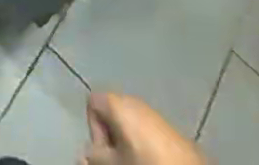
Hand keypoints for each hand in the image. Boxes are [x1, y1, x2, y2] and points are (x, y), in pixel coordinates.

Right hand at [81, 93, 206, 164]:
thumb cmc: (145, 162)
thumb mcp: (114, 162)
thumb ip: (94, 156)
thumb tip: (85, 154)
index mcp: (117, 102)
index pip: (91, 103)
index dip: (93, 128)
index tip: (106, 152)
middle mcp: (135, 101)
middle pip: (112, 114)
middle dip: (111, 138)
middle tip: (118, 160)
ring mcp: (156, 114)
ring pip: (131, 124)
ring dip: (128, 143)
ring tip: (134, 162)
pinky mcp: (173, 129)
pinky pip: (149, 132)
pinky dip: (146, 146)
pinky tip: (153, 162)